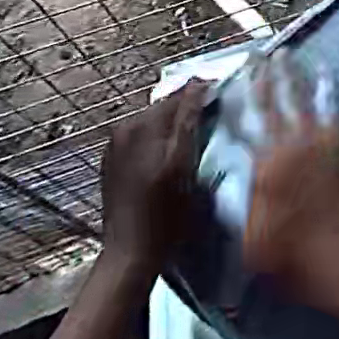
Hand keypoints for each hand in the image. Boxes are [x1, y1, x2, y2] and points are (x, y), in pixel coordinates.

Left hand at [101, 81, 208, 269]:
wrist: (130, 255)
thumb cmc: (164, 213)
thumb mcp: (183, 164)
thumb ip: (189, 119)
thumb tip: (199, 83)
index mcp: (141, 124)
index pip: (179, 94)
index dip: (204, 95)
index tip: (225, 102)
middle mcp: (124, 127)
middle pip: (166, 107)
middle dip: (189, 110)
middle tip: (214, 123)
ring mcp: (115, 145)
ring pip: (155, 122)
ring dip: (175, 125)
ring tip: (196, 141)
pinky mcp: (113, 162)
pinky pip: (143, 138)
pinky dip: (160, 140)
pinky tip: (171, 158)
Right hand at [241, 55, 338, 301]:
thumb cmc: (296, 256)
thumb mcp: (250, 242)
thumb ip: (236, 207)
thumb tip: (221, 181)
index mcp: (262, 166)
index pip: (241, 126)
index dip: (233, 102)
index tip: (225, 82)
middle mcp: (287, 143)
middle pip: (270, 103)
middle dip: (260, 77)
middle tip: (253, 55)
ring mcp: (316, 138)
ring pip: (299, 96)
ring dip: (289, 73)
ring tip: (283, 53)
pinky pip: (331, 104)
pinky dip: (326, 84)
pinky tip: (323, 69)